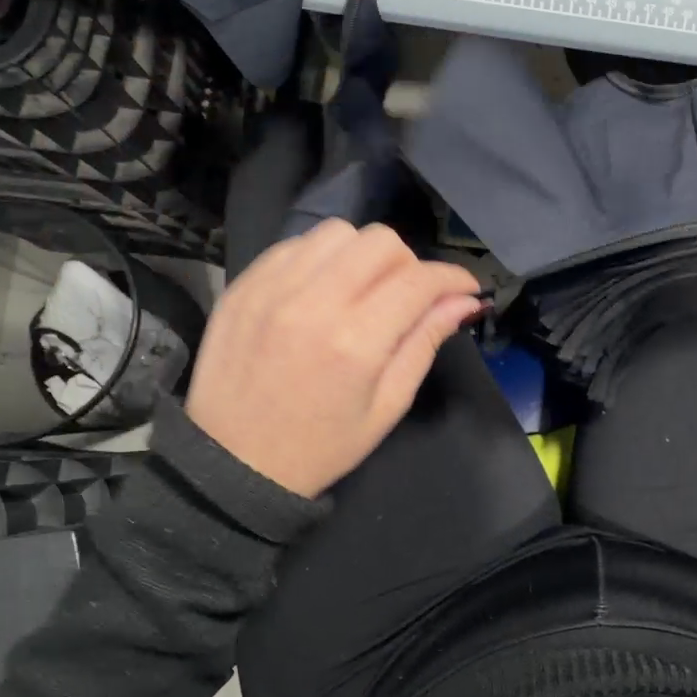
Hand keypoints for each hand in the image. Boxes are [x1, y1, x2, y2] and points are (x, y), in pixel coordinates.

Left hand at [185, 219, 481, 497]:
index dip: (452, 278)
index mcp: (356, 341)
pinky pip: (295, 245)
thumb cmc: (321, 446)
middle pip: (381, 242)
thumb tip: (464, 300)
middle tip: (406, 296)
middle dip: (408, 263)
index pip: (419, 280)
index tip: (465, 288)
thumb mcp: (387, 406)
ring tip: (360, 290)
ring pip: (338, 233)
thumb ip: (425, 342)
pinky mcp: (244, 285)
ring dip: (362, 255)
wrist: (231, 464)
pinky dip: (321, 259)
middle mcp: (313, 302)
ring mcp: (272, 288)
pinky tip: (321, 291)